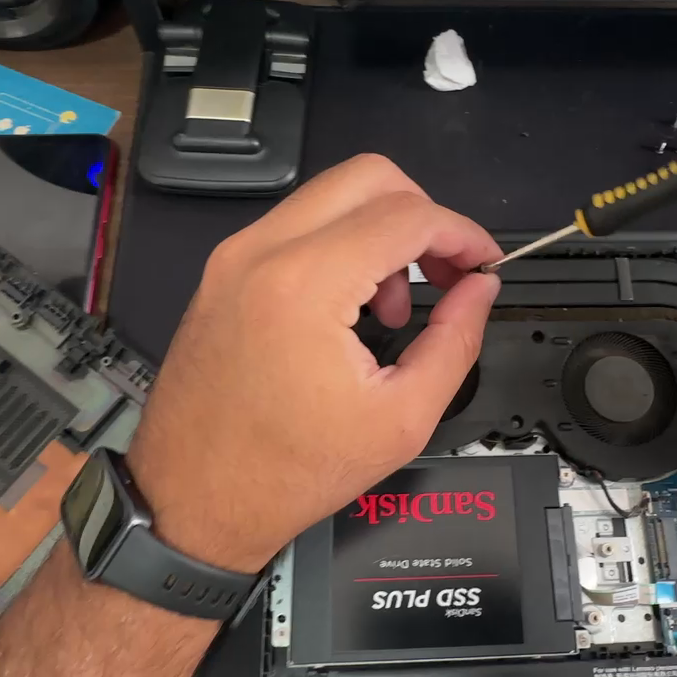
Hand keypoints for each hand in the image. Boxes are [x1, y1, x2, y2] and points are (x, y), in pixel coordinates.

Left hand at [126, 155, 501, 570]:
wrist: (193, 501)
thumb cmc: (284, 472)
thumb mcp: (401, 418)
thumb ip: (455, 341)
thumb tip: (478, 290)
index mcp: (305, 285)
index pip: (408, 215)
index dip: (463, 233)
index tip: (484, 262)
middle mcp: (261, 253)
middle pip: (370, 176)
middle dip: (425, 213)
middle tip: (447, 268)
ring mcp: (235, 257)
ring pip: (332, 193)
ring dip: (383, 229)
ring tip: (394, 301)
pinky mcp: (224, 271)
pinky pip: (299, 224)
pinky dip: (343, 242)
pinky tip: (353, 303)